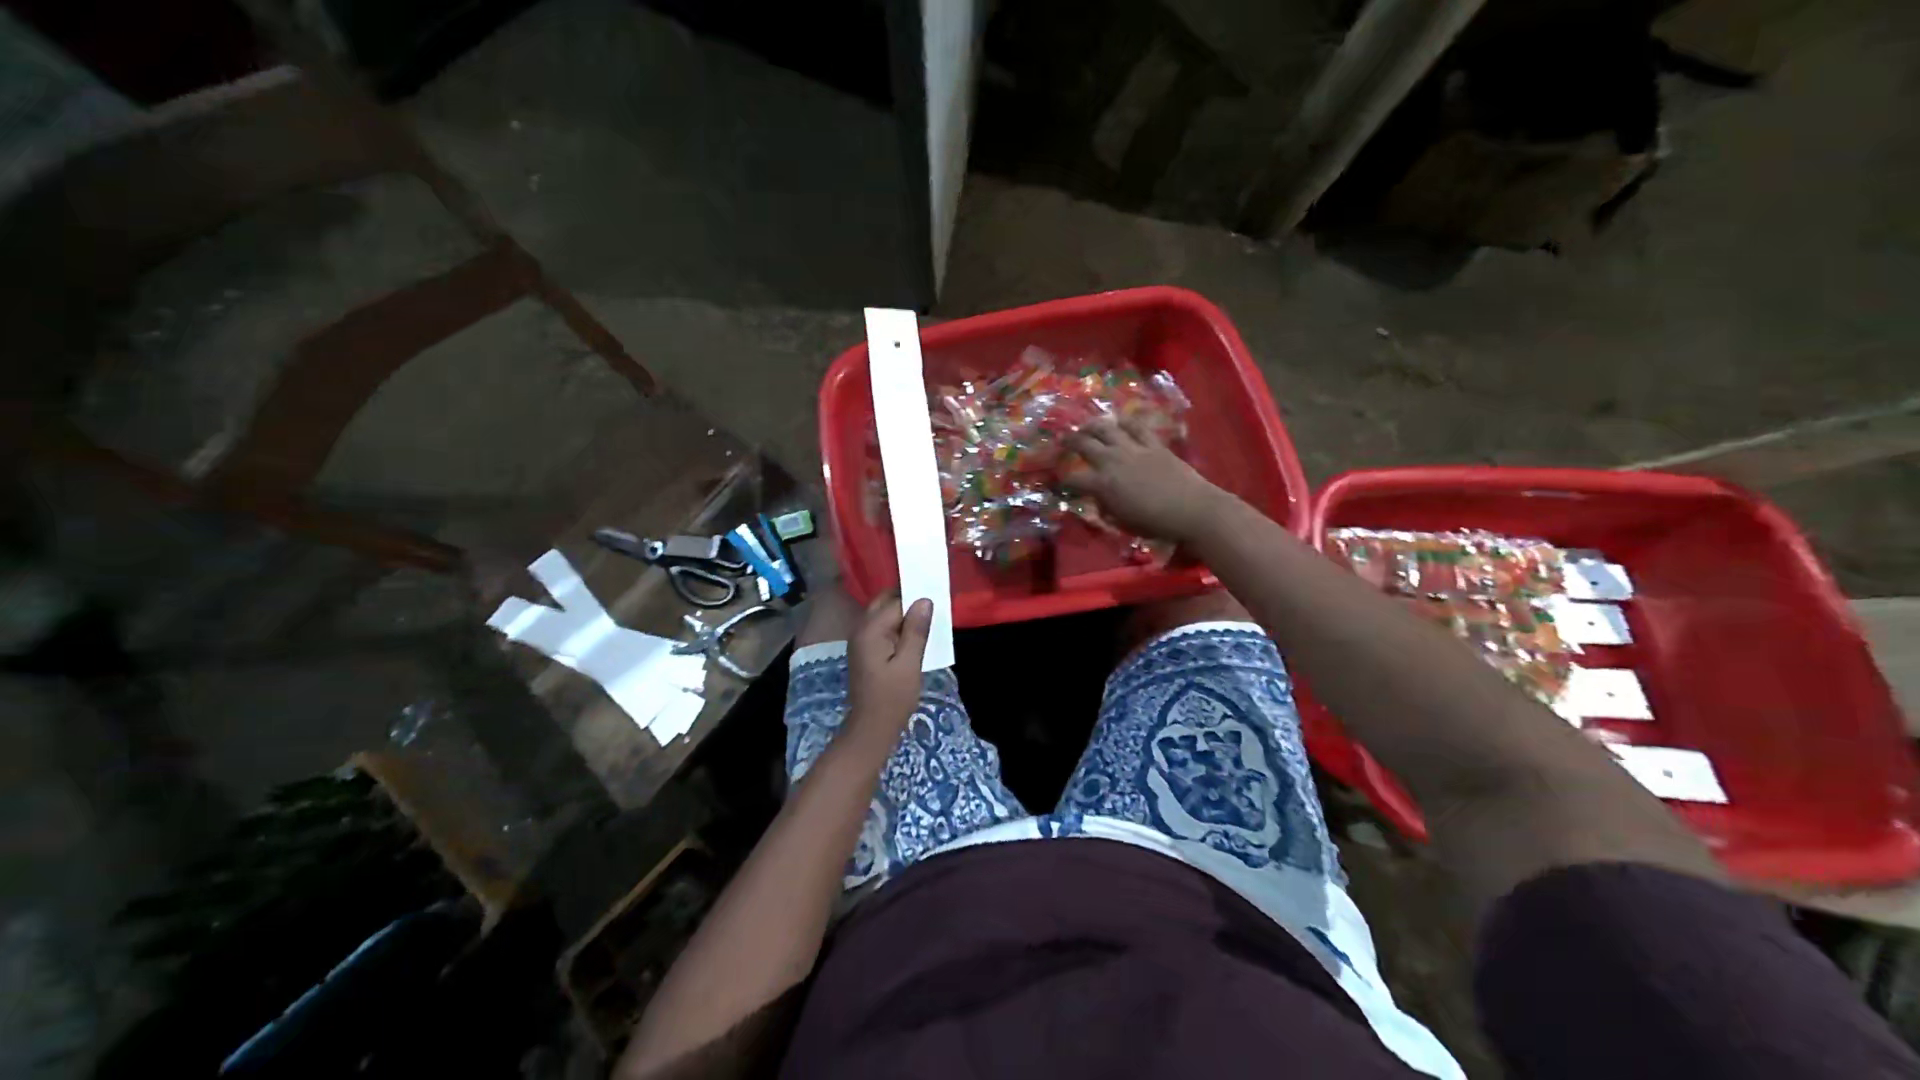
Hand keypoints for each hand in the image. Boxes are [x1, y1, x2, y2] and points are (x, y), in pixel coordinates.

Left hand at [846, 590, 932, 737]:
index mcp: (870, 630)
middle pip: (884, 602)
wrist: (872, 728)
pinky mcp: (865, 650)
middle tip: (933, 606)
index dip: (916, 599)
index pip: (895, 602)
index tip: (938, 598)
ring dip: (903, 614)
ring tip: (928, 620)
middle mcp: (861, 629)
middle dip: (907, 600)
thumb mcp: (909, 664)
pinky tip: (914, 636)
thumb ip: (916, 631)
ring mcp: (860, 640)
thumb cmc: (892, 698)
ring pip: (882, 614)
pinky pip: (881, 628)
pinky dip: (897, 627)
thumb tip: (924, 600)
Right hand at [1064, 416, 1229, 541]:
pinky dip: (1125, 422)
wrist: (1192, 509)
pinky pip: (1136, 426)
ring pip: (1106, 429)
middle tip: (1062, 439)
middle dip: (1069, 441)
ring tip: (1086, 426)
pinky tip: (1119, 420)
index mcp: (1102, 485)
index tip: (1056, 480)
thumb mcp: (1122, 522)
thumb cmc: (1155, 523)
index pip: (1073, 479)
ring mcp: (1133, 448)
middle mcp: (1112, 461)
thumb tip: (1099, 499)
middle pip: (1084, 444)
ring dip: (1092, 425)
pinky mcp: (1153, 443)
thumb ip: (1107, 508)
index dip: (1061, 480)